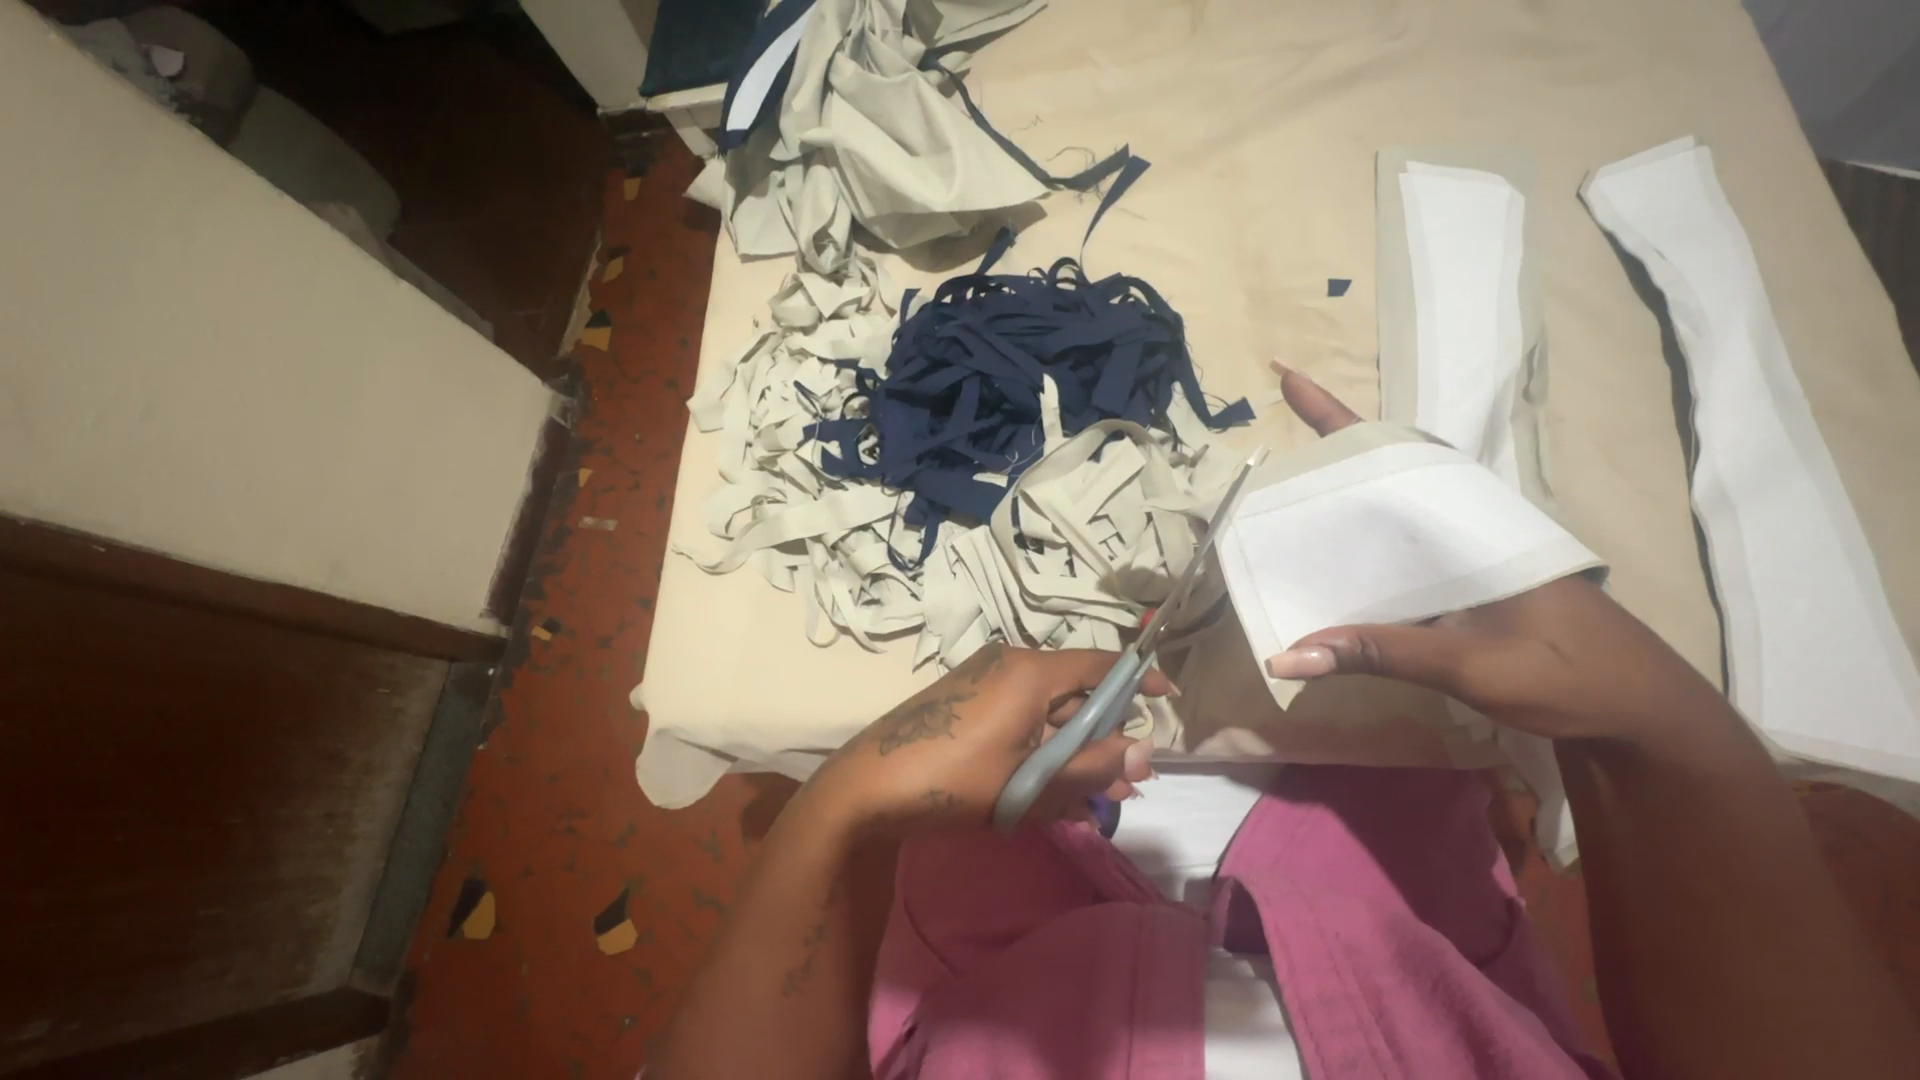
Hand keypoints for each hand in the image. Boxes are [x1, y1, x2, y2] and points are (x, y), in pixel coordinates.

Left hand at [801, 644, 1165, 833]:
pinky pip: (1020, 721)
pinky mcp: (968, 703)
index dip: (1138, 681)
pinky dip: (1041, 752)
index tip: (1169, 697)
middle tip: (1129, 784)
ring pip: (1047, 715)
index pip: (1100, 665)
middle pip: (1075, 696)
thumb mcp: (1029, 781)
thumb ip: (1090, 768)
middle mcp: (1011, 666)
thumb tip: (1144, 752)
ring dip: (1074, 755)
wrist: (868, 785)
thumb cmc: (954, 780)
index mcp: (1030, 672)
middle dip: (1105, 741)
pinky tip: (1055, 795)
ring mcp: (986, 683)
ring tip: (1099, 801)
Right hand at [1262, 362, 1736, 743]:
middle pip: (1387, 478)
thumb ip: (1382, 654)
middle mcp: (1469, 531)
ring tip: (1282, 512)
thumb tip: (1285, 655)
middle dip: (1329, 460)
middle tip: (1268, 464)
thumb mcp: (1476, 667)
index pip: (1397, 457)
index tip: (1290, 380)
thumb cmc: (1576, 680)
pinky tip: (1330, 573)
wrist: (1650, 720)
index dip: (1340, 420)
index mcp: (1476, 525)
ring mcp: (1469, 561)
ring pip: (1392, 519)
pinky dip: (1360, 556)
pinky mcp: (1469, 592)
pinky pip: (1400, 559)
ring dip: (1342, 512)